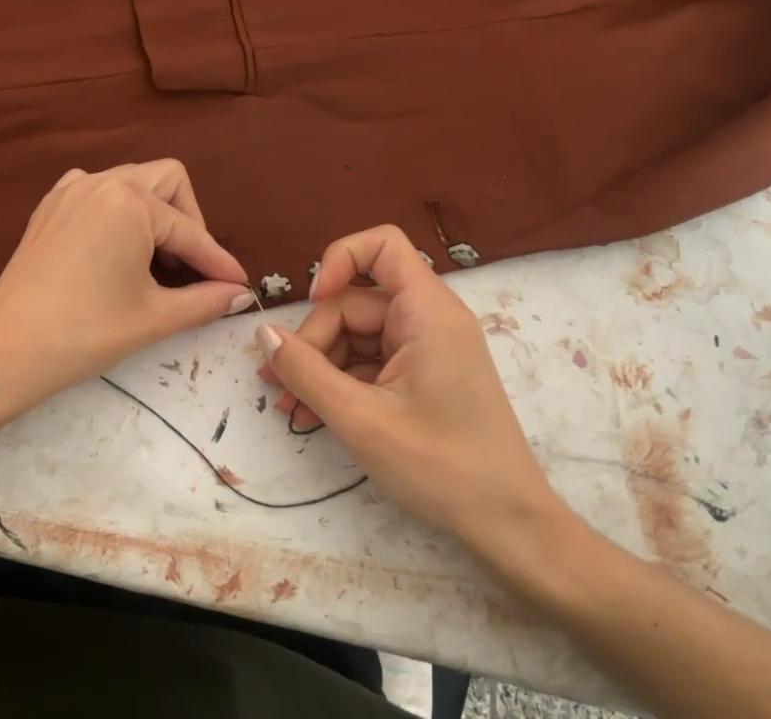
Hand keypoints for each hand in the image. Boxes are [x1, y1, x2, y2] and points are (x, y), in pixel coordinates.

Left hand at [0, 161, 251, 405]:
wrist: (7, 350)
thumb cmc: (86, 333)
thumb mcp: (154, 317)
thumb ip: (206, 300)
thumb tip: (241, 294)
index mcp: (129, 201)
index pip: (190, 231)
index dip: (218, 263)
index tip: (240, 286)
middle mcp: (100, 181)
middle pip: (167, 182)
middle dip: (190, 222)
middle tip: (193, 268)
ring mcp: (68, 190)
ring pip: (131, 182)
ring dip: (154, 213)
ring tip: (158, 260)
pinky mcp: (48, 208)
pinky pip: (97, 191)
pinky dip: (117, 211)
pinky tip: (117, 248)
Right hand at [255, 225, 569, 552]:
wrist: (507, 525)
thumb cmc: (442, 467)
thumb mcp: (360, 419)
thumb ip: (305, 371)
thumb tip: (263, 334)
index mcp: (428, 312)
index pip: (381, 246)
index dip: (338, 260)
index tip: (311, 302)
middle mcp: (429, 320)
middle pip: (354, 301)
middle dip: (313, 340)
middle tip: (281, 386)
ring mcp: (426, 349)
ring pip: (356, 334)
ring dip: (319, 366)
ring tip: (290, 408)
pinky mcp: (421, 376)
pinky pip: (369, 361)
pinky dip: (338, 382)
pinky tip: (311, 414)